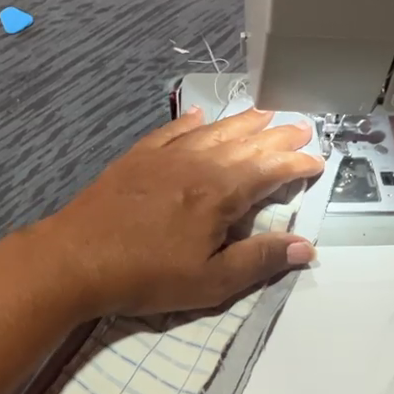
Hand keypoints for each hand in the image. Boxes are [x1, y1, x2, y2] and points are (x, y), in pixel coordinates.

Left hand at [26, 107, 324, 317]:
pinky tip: (200, 115)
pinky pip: (173, 130)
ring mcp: (166, 155)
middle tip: (301, 126)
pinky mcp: (139, 156)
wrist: (77, 256)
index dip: (296, 164)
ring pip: (214, 130)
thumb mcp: (211, 281)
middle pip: (247, 143)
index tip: (317, 160)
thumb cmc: (148, 275)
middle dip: (277, 135)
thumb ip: (259, 260)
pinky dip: (192, 121)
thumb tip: (305, 245)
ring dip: (243, 122)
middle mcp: (199, 163)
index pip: (269, 170)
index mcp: (221, 193)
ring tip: (264, 112)